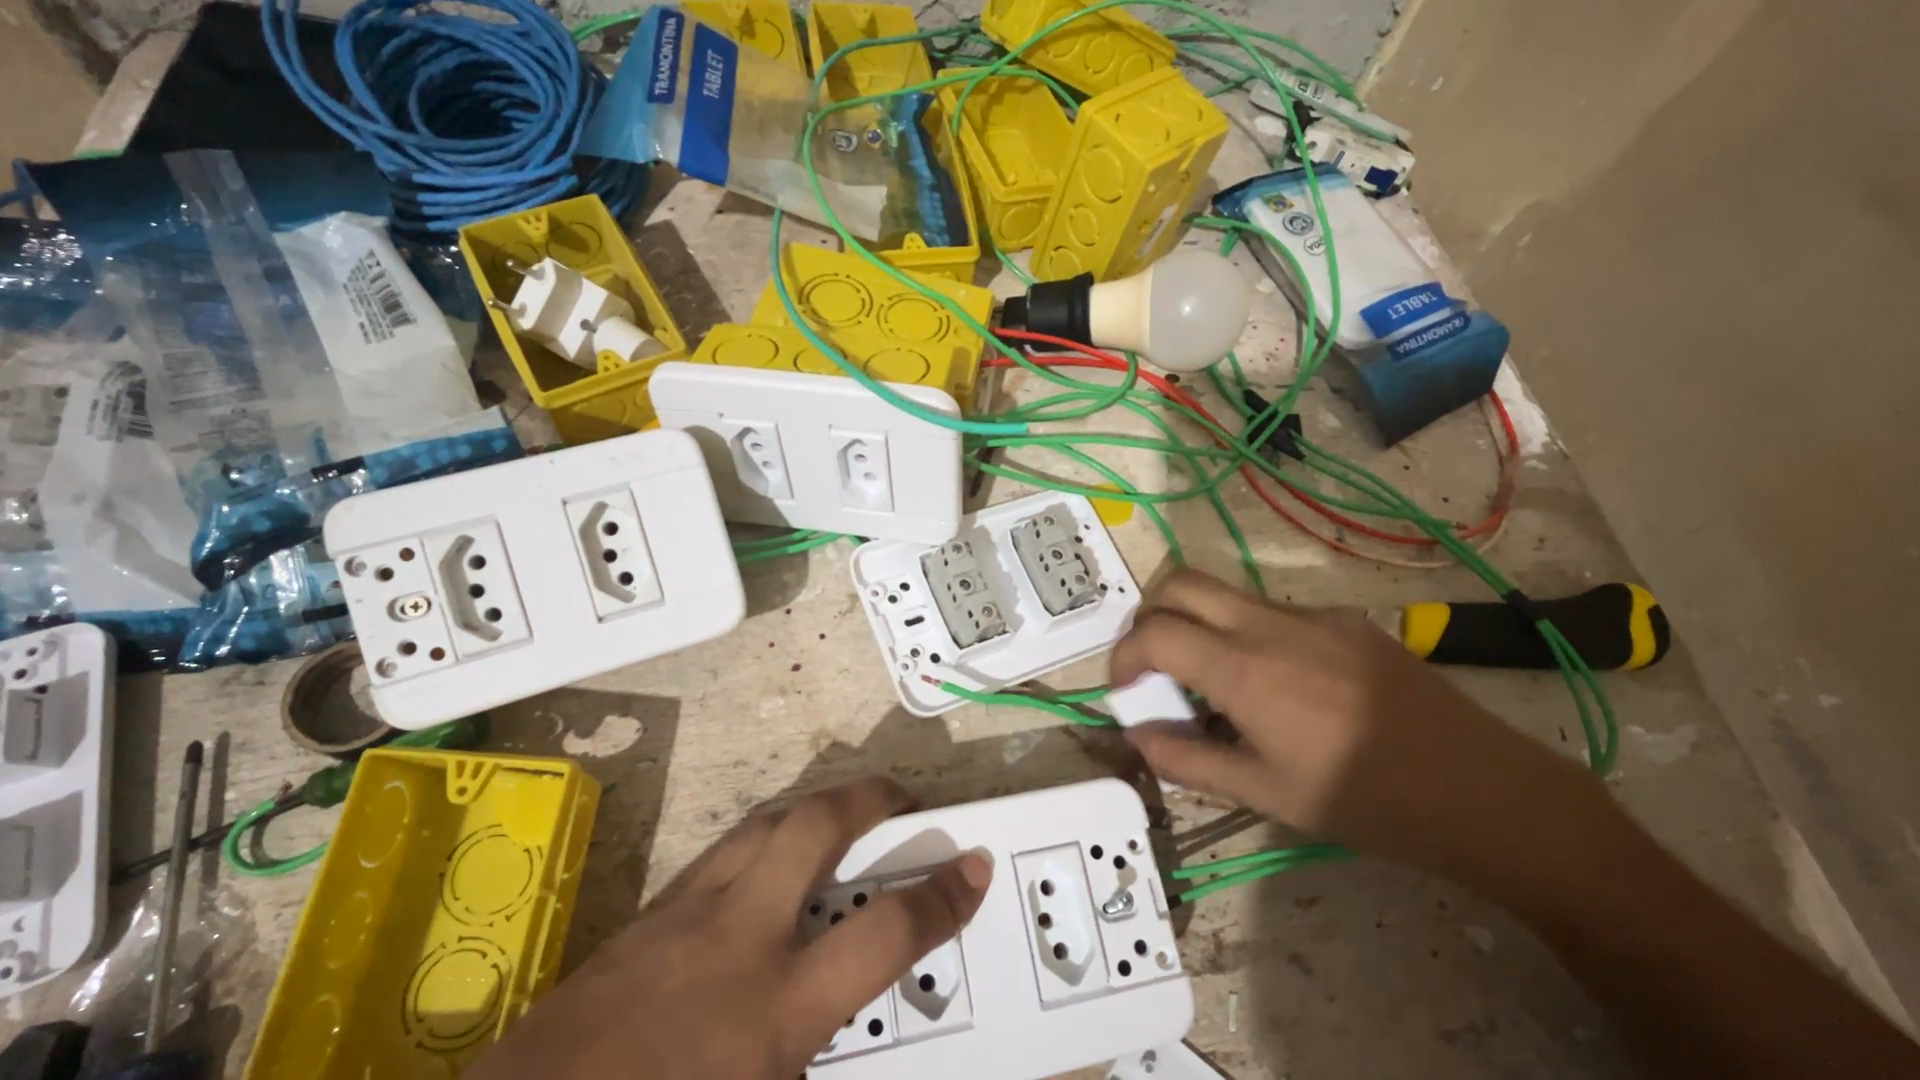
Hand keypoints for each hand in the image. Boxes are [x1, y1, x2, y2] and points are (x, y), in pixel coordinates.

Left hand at [466, 777, 991, 1079]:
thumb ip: (806, 1058)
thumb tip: (832, 1035)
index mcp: (775, 1007)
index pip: (882, 935)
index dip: (939, 900)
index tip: (973, 870)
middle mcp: (735, 939)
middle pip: (813, 829)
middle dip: (867, 800)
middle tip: (901, 797)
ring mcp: (683, 916)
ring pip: (761, 826)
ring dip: (813, 809)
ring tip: (841, 814)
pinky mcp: (645, 915)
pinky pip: (720, 853)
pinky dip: (761, 840)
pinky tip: (765, 862)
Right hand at [1110, 569, 1589, 868]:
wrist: (1481, 788)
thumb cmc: (1365, 802)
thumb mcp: (1265, 794)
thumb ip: (1187, 760)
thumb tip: (1138, 732)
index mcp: (1246, 669)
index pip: (1154, 632)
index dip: (1123, 657)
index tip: (1126, 692)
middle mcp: (1272, 624)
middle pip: (1179, 582)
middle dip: (1148, 617)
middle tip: (1154, 670)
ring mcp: (1314, 616)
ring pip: (1226, 593)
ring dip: (1197, 625)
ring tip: (1215, 689)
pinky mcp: (1346, 621)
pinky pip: (1271, 611)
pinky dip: (1243, 634)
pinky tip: (1274, 689)